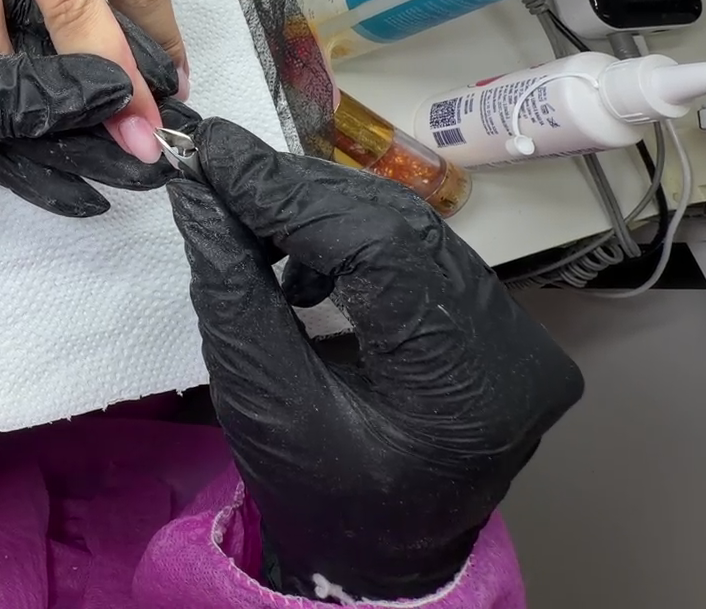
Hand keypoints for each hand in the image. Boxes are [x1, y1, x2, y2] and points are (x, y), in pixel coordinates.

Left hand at [0, 0, 177, 280]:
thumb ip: (13, 92)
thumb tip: (110, 90)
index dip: (96, 36)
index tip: (156, 72)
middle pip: (29, 56)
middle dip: (91, 97)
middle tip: (159, 126)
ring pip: (13, 108)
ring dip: (69, 142)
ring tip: (134, 169)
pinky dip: (30, 168)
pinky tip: (80, 190)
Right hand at [167, 119, 582, 600]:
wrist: (377, 551)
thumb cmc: (315, 491)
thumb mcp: (256, 393)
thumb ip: (227, 283)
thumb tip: (194, 191)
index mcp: (463, 387)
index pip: (377, 247)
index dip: (285, 192)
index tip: (212, 154)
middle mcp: (511, 347)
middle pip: (394, 223)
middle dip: (292, 188)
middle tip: (215, 166)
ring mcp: (510, 330)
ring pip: (400, 222)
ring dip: (310, 202)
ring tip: (243, 210)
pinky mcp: (485, 317)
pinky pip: (406, 242)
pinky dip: (337, 228)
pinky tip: (294, 254)